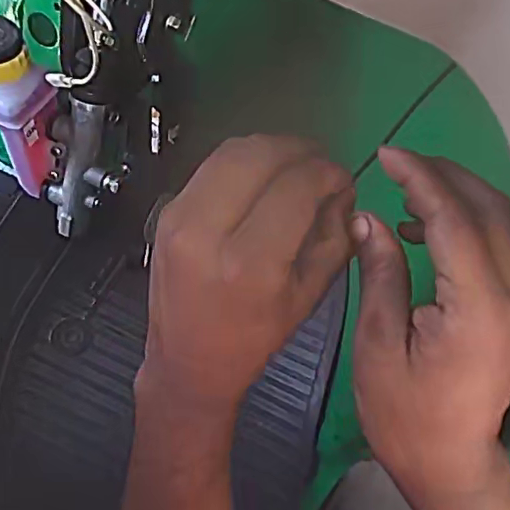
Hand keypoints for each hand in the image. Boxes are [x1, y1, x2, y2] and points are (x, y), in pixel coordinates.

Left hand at [138, 135, 355, 455]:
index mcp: (249, 264)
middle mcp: (208, 232)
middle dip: (301, 150)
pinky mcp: (167, 210)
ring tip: (294, 166)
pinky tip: (262, 178)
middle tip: (320, 165)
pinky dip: (245, 162)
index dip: (328, 172)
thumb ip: (335, 238)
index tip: (341, 179)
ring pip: (233, 150)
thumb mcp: (308, 296)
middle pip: (261, 155)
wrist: (187, 360)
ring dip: (272, 149)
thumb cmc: (253, 338)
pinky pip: (213, 165)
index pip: (297, 187)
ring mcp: (180, 216)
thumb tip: (342, 191)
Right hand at [352, 147, 509, 509]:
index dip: (419, 177)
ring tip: (405, 191)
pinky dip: (464, 220)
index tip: (385, 155)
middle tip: (396, 164)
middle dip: (442, 173)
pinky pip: (496, 243)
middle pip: (487, 207)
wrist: (451, 467)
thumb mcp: (377, 344)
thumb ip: (380, 273)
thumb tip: (368, 218)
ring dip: (455, 192)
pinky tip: (424, 229)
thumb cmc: (405, 417)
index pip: (453, 216)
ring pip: (498, 220)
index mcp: (477, 305)